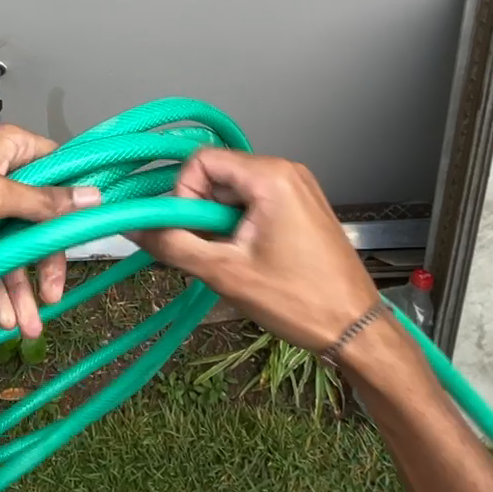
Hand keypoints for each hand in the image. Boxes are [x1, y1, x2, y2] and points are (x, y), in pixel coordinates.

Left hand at [0, 124, 99, 338]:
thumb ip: (45, 202)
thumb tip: (94, 197)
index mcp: (14, 150)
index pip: (61, 172)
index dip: (77, 203)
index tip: (92, 235)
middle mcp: (2, 173)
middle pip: (40, 219)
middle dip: (45, 262)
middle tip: (52, 296)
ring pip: (13, 245)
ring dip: (20, 285)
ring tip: (28, 325)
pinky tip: (3, 317)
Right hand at [131, 148, 377, 353]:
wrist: (358, 331)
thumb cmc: (298, 301)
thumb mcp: (225, 273)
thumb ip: (174, 245)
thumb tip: (134, 230)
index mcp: (270, 176)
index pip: (202, 160)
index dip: (184, 193)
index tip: (189, 230)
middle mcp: (286, 170)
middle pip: (218, 174)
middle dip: (201, 211)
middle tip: (208, 251)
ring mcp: (298, 187)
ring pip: (233, 190)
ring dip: (219, 221)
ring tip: (230, 258)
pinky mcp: (302, 205)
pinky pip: (254, 200)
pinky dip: (239, 224)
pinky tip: (247, 256)